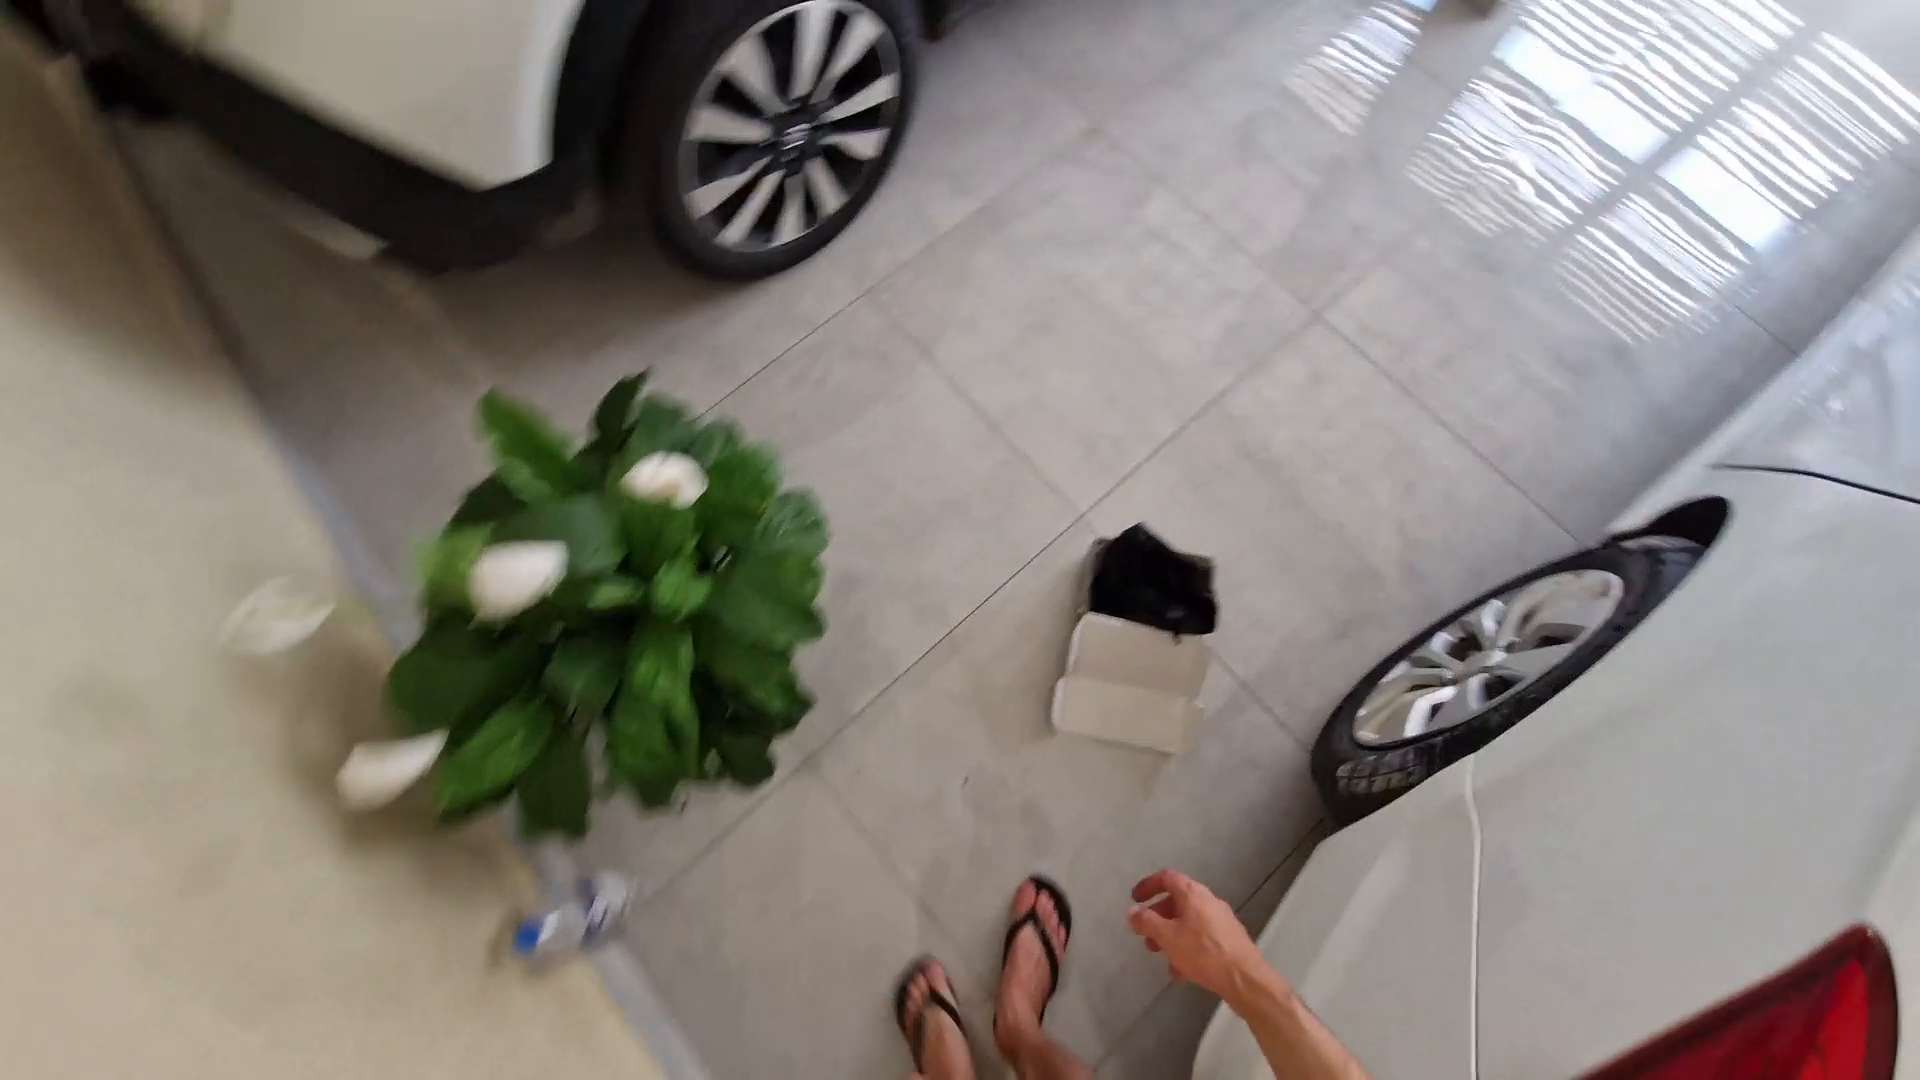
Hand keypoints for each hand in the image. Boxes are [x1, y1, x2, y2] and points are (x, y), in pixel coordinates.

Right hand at [1126, 870, 1278, 1007]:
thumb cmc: (1203, 952)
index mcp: (1193, 893)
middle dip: (1158, 918)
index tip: (1135, 900)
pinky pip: (1203, 938)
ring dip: (1172, 936)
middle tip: (1146, 936)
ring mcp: (1222, 920)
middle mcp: (1208, 900)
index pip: (1166, 878)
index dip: (1148, 886)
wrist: (1246, 979)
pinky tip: (1183, 972)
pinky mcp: (1230, 940)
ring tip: (1163, 957)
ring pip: (1189, 922)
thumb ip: (1147, 922)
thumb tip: (1132, 912)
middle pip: (1177, 902)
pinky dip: (1188, 948)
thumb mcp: (1168, 937)